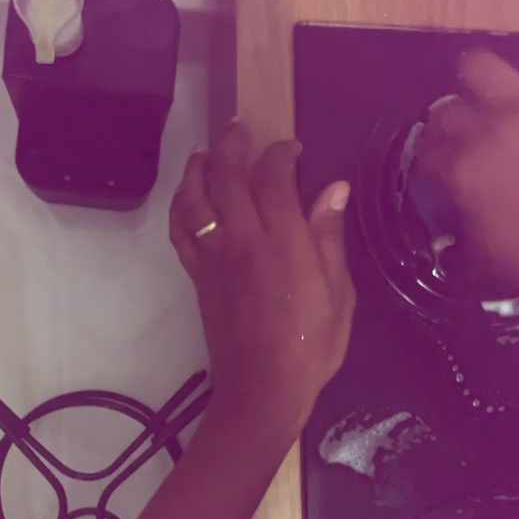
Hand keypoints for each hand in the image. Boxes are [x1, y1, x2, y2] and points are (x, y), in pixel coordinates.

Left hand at [169, 122, 353, 446]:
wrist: (262, 388)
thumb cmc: (311, 346)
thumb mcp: (338, 293)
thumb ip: (329, 237)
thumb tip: (334, 189)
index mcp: (285, 240)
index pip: (274, 176)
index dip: (281, 153)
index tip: (292, 149)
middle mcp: (244, 239)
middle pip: (227, 174)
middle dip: (233, 144)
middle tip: (240, 129)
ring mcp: (214, 256)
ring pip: (195, 197)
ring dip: (198, 167)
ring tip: (205, 151)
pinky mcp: (198, 275)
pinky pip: (181, 230)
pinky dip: (181, 206)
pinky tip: (187, 196)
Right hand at [423, 25, 518, 324]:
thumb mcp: (481, 255)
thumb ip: (457, 223)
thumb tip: (452, 209)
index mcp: (461, 170)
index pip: (424, 156)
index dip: (429, 169)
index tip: (439, 180)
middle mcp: (489, 126)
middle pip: (444, 112)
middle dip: (446, 132)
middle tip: (463, 148)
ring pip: (480, 66)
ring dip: (477, 85)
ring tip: (491, 102)